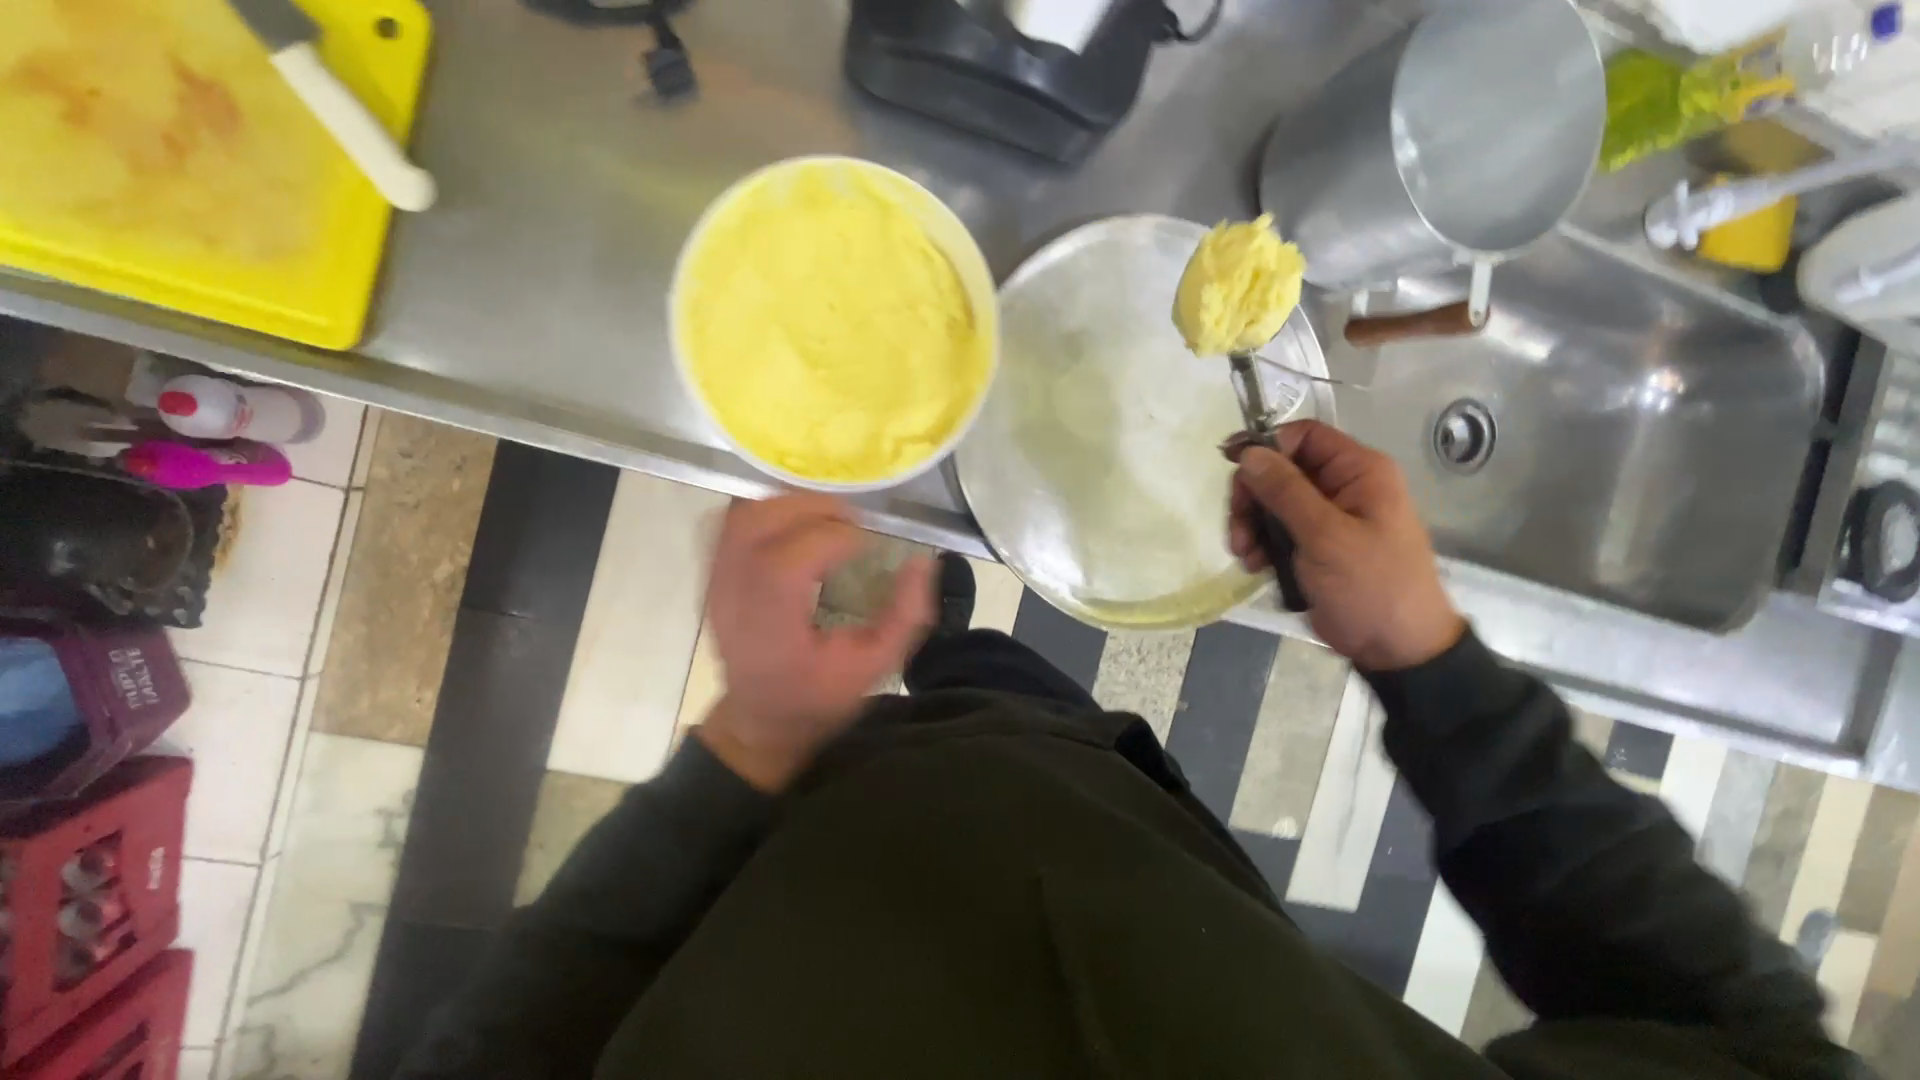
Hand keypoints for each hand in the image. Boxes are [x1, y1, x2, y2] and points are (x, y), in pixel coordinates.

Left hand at [695, 494, 933, 791]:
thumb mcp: (875, 667)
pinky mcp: (711, 575)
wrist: (760, 719)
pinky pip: (729, 522)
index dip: (834, 538)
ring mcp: (715, 583)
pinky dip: (763, 509)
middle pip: (760, 524)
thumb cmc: (819, 696)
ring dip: (788, 503)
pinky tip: (794, 522)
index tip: (869, 542)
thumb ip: (904, 617)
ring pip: (742, 515)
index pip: (789, 563)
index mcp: (771, 627)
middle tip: (851, 521)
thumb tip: (922, 562)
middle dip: (812, 508)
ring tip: (825, 516)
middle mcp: (734, 597)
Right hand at [1228, 420, 1464, 671]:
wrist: (1395, 647)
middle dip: (1252, 496)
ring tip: (1246, 554)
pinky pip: (1277, 529)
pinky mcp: (1314, 545)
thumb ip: (1286, 492)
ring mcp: (1327, 518)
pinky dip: (1260, 544)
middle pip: (1280, 469)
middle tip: (1238, 528)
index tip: (1231, 466)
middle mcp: (1343, 487)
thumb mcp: (1326, 536)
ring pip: (1272, 501)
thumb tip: (1248, 453)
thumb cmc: (1370, 585)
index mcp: (1358, 472)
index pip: (1303, 436)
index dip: (1266, 446)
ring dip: (1251, 524)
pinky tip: (1254, 565)